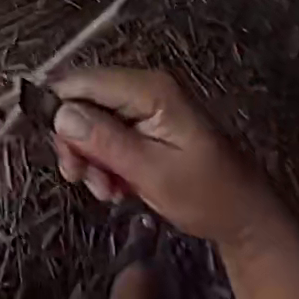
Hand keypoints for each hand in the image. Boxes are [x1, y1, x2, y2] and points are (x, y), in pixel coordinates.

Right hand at [51, 68, 284, 246]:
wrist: (245, 217)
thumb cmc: (206, 194)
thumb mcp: (153, 172)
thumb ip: (105, 141)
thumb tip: (60, 114)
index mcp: (149, 88)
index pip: (85, 80)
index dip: (59, 105)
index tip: (53, 145)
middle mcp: (142, 87)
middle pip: (85, 98)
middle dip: (75, 138)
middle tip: (78, 177)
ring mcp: (143, 104)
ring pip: (91, 118)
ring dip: (88, 154)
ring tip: (103, 189)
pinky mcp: (143, 122)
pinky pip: (106, 131)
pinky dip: (102, 159)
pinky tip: (113, 185)